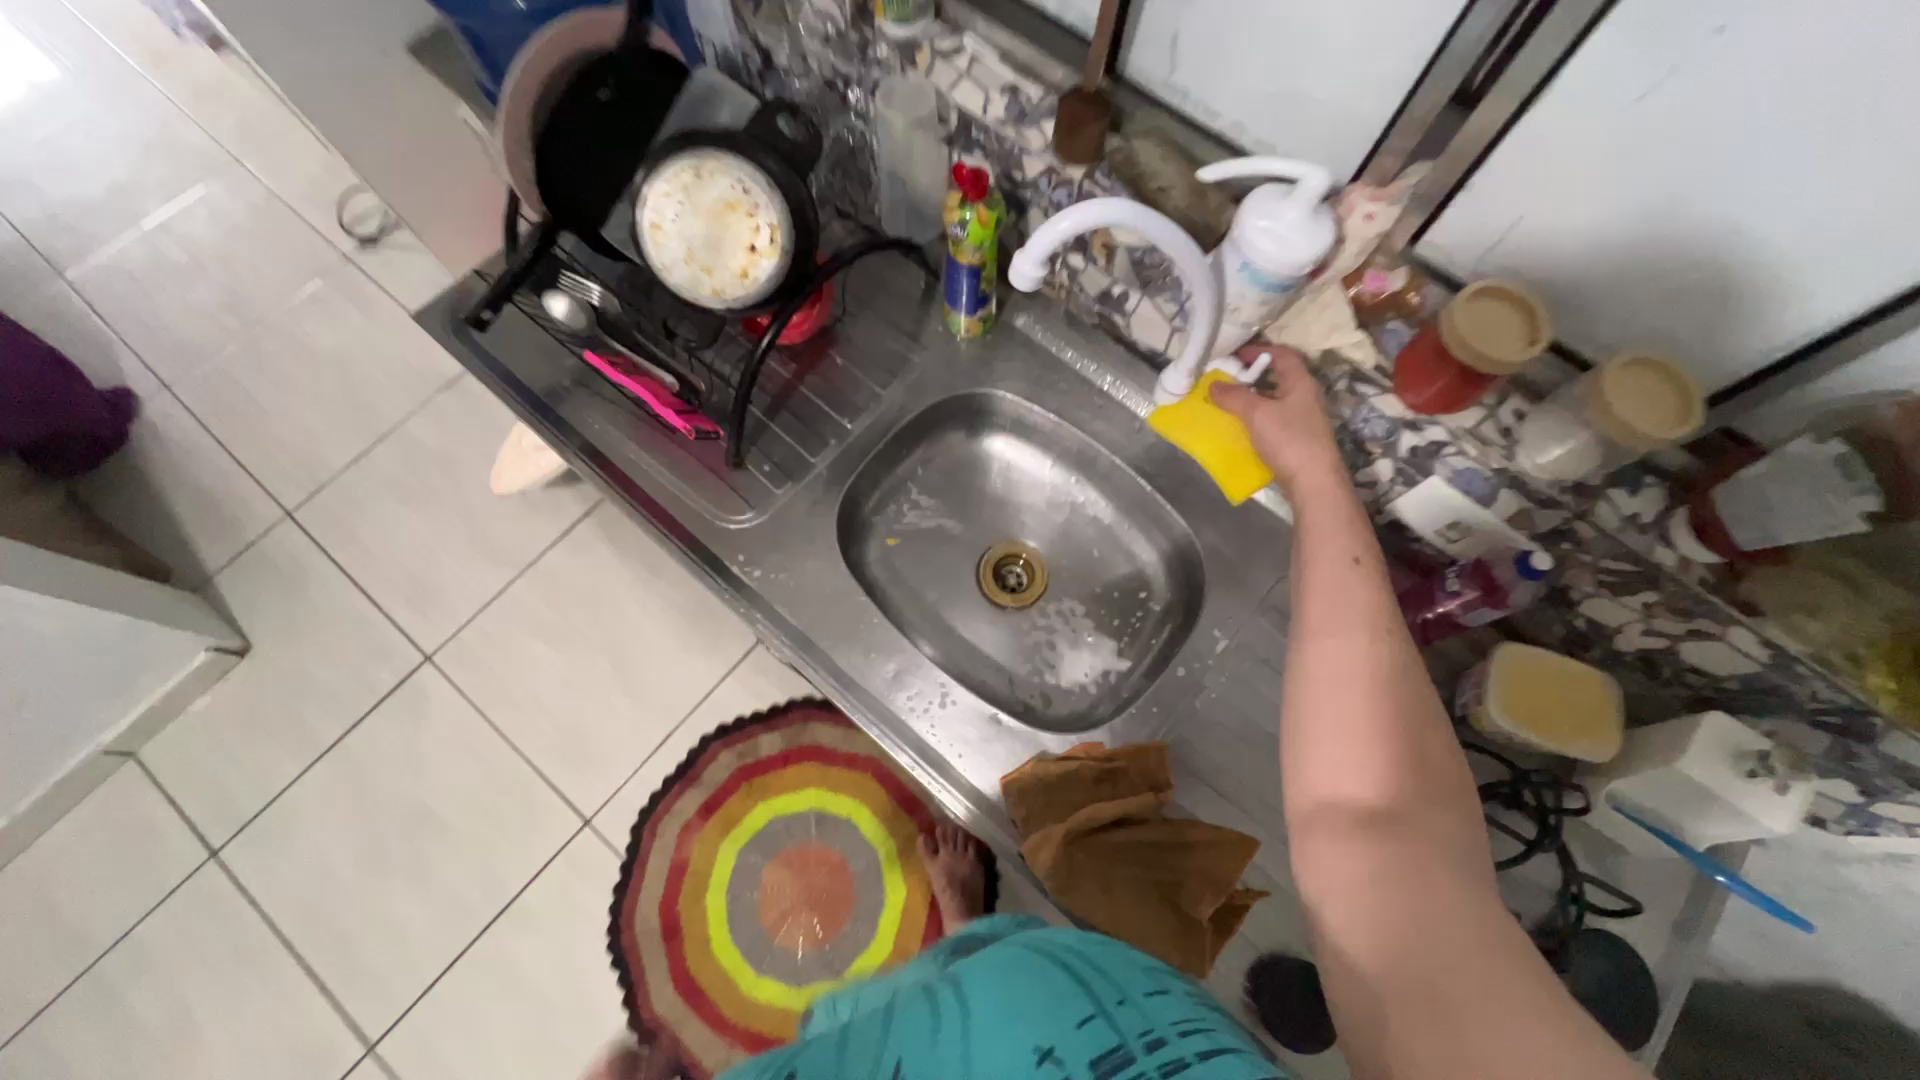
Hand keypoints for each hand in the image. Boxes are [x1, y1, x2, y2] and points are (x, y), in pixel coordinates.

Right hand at [1208, 347, 1349, 500]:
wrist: (1312, 482)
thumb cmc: (1289, 440)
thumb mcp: (1257, 414)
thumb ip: (1234, 396)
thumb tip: (1213, 384)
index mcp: (1301, 383)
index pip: (1282, 354)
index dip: (1260, 350)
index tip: (1235, 356)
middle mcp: (1305, 397)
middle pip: (1278, 377)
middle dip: (1252, 376)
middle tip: (1227, 379)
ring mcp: (1302, 419)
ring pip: (1274, 400)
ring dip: (1252, 399)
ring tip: (1228, 403)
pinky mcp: (1297, 439)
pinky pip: (1273, 420)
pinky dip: (1255, 419)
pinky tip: (1240, 427)